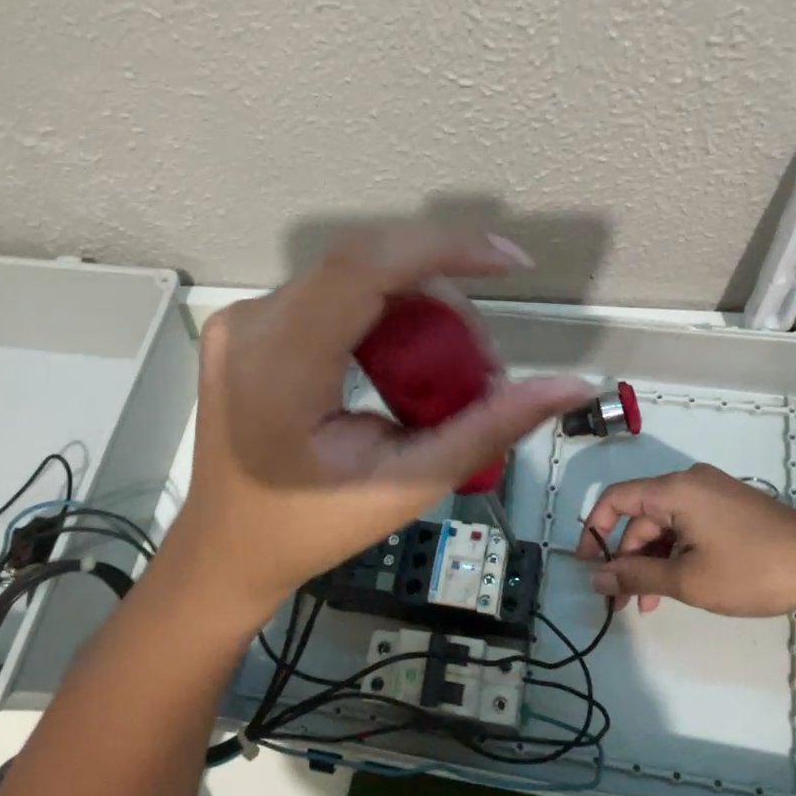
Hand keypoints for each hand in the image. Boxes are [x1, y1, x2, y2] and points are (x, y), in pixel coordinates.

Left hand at [164, 227, 592, 624]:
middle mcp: (252, 323)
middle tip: (484, 366)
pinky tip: (404, 366)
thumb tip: (570, 386)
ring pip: (355, 278)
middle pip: (368, 268)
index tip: (510, 265)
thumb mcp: (406, 484)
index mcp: (279, 366)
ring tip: (450, 374)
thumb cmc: (311, 527)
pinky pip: (333, 296)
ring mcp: (243, 319)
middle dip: (443, 299)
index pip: (363, 266)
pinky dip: (384, 318)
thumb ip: (488, 429)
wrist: (226, 547)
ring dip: (417, 309)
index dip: (443, 248)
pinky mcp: (248, 324)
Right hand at [578, 464, 795, 616]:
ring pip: (666, 524)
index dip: (595, 530)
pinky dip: (676, 553)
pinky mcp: (732, 508)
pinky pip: (689, 525)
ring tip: (649, 603)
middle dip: (627, 556)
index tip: (589, 565)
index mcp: (675, 489)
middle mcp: (691, 481)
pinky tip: (678, 586)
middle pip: (642, 515)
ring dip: (652, 560)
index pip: (616, 498)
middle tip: (621, 599)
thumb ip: (635, 575)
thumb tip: (596, 577)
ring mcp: (714, 493)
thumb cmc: (751, 571)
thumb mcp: (687, 579)